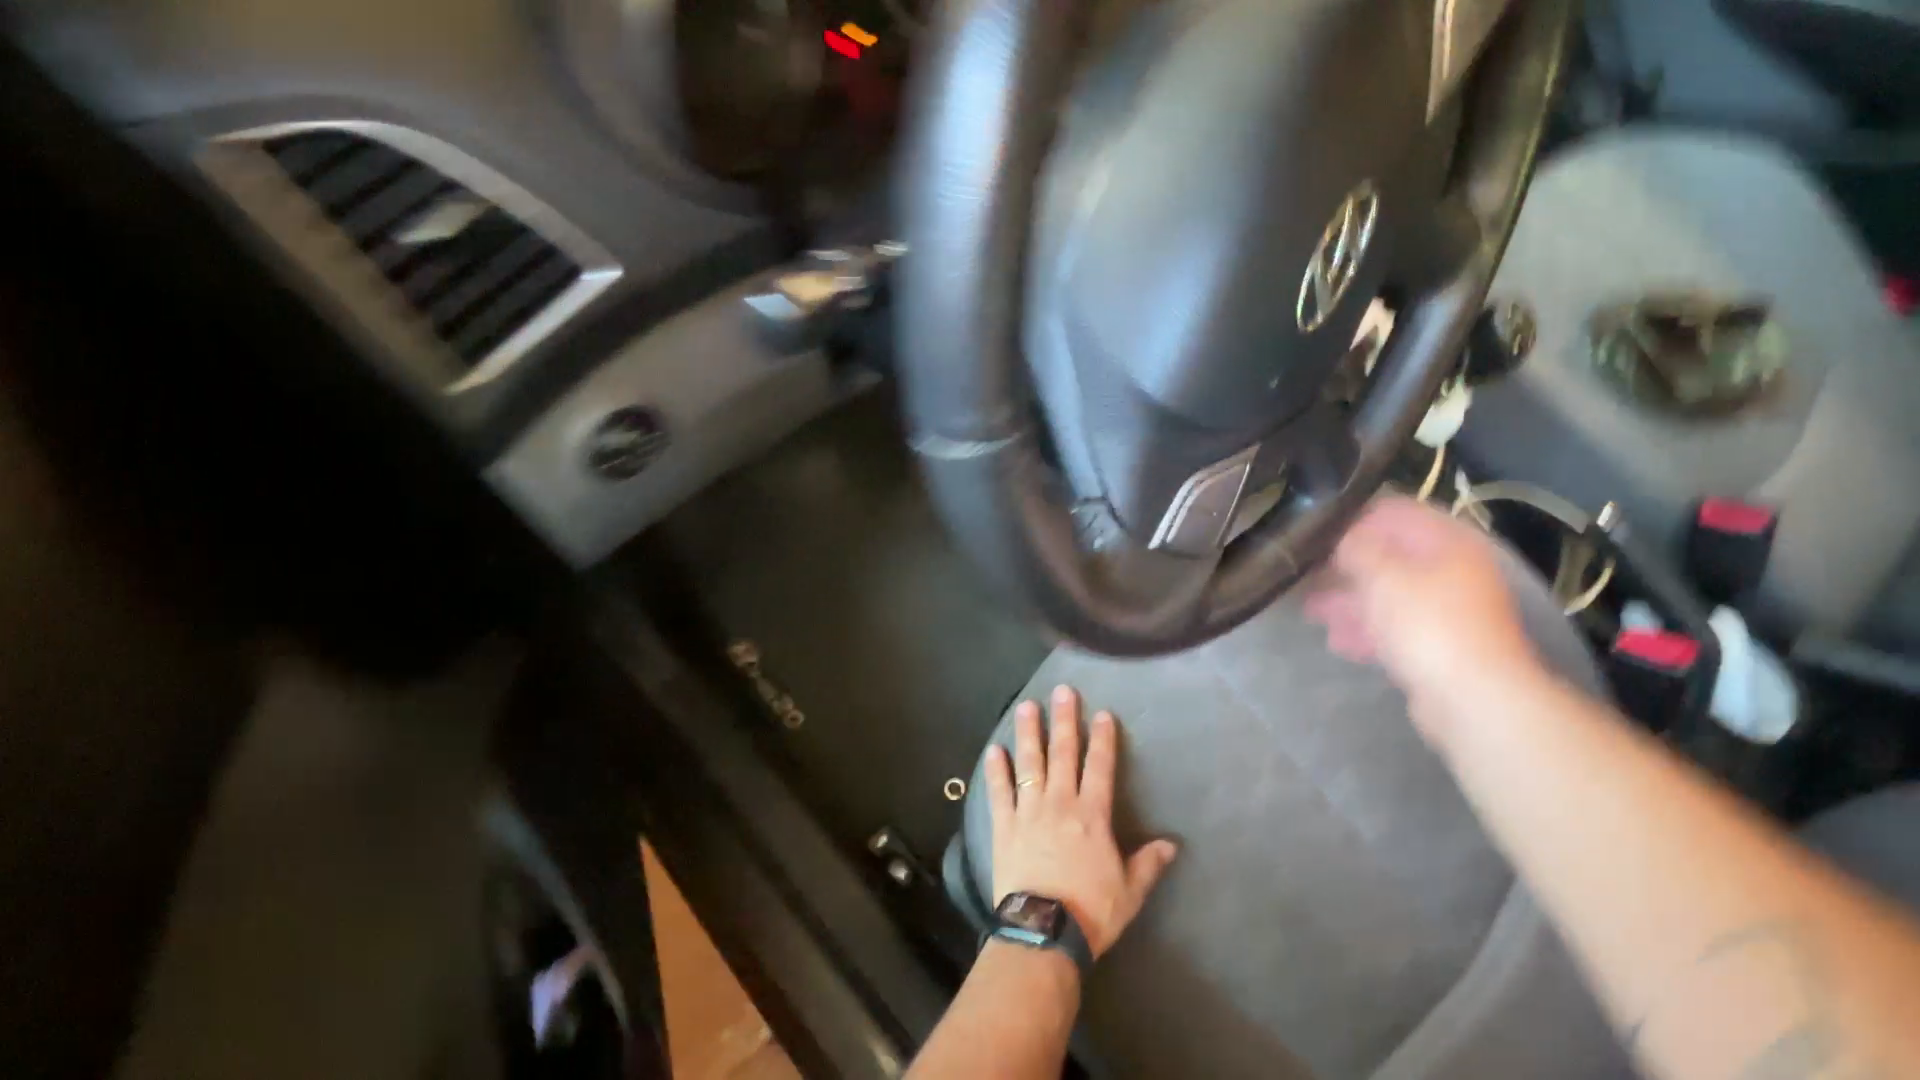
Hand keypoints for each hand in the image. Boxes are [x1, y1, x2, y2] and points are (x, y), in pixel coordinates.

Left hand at [984, 686, 1178, 958]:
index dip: (1103, 739)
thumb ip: (1148, 864)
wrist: (1044, 930)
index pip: (1100, 767)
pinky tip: (993, 749)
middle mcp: (1060, 803)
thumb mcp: (1130, 891)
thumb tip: (1171, 844)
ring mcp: (1029, 811)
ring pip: (1029, 763)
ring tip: (1027, 706)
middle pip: (1064, 754)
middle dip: (1065, 720)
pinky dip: (996, 770)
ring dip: (1028, 733)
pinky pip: (999, 791)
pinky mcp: (1004, 826)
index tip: (1103, 713)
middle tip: (1063, 691)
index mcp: (1092, 816)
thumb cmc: (1091, 911)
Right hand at [1305, 496, 1544, 742]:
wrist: (1473, 698)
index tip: (1316, 534)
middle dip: (1347, 567)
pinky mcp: (1442, 644)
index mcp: (1447, 541)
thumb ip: (1357, 548)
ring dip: (1352, 601)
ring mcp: (1450, 609)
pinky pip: (1398, 627)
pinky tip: (1341, 642)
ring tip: (1316, 615)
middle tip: (1308, 577)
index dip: (1353, 519)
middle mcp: (1453, 569)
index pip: (1394, 512)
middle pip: (1391, 556)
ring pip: (1391, 594)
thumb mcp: (1383, 576)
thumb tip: (1344, 537)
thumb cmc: (1428, 625)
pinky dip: (1369, 630)